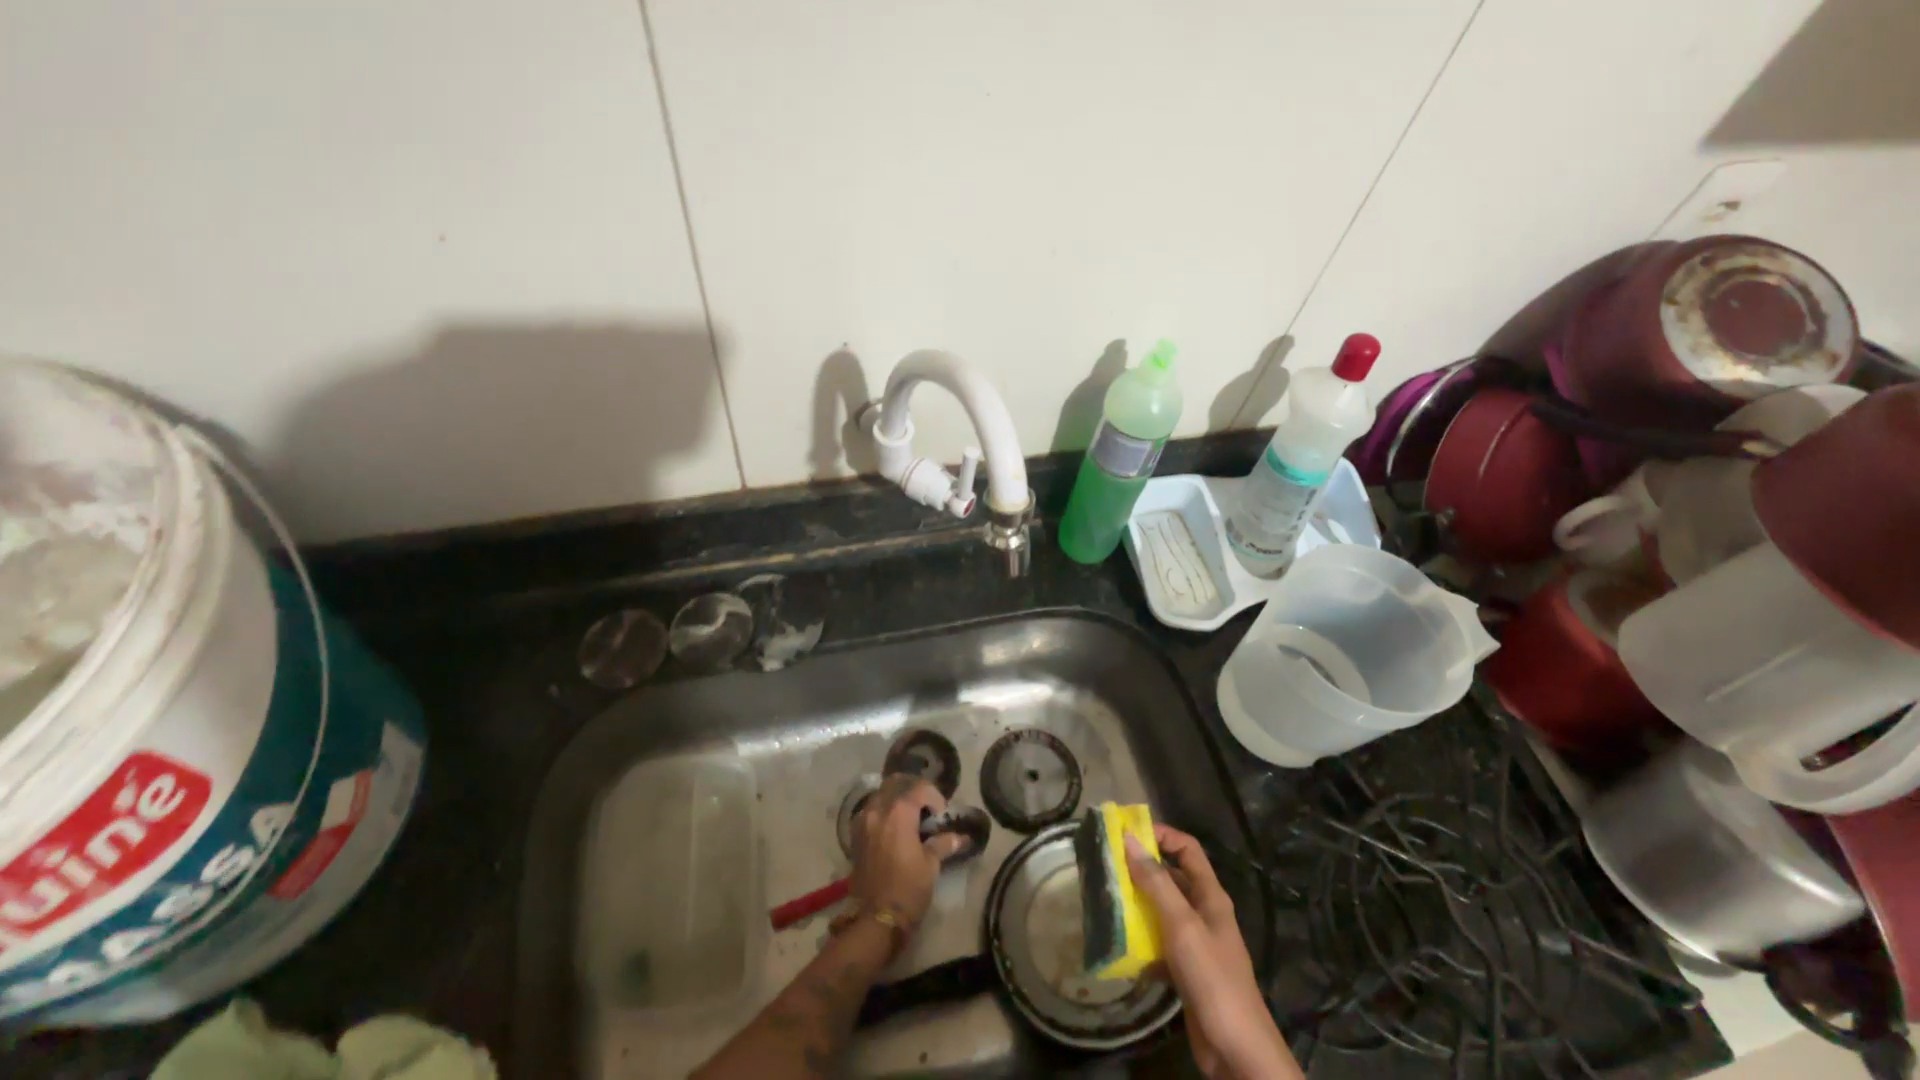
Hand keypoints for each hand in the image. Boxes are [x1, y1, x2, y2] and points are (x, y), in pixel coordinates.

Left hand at [849, 775, 967, 930]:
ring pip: (880, 795)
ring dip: (896, 798)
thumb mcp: (931, 865)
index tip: (942, 813)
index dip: (934, 797)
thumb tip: (958, 838)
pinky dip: (883, 811)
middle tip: (926, 807)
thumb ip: (942, 844)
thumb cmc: (908, 888)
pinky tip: (894, 828)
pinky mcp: (855, 835)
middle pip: (895, 783)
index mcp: (899, 813)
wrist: (876, 917)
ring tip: (910, 817)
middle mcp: (877, 810)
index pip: (919, 788)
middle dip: (913, 790)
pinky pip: (870, 810)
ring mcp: (863, 822)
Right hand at [1127, 825, 1300, 1079]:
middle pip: (1172, 878)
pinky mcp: (1186, 970)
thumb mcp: (1181, 924)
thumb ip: (1156, 883)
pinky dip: (1139, 941)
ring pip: (1162, 911)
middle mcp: (1204, 913)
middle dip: (1140, 870)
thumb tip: (1130, 840)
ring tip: (1104, 901)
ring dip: (1136, 906)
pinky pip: (1158, 944)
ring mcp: (1196, 943)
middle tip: (1105, 867)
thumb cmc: (1211, 977)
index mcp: (1211, 896)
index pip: (1187, 849)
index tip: (1125, 835)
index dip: (1160, 835)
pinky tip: (1117, 945)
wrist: (1235, 1046)